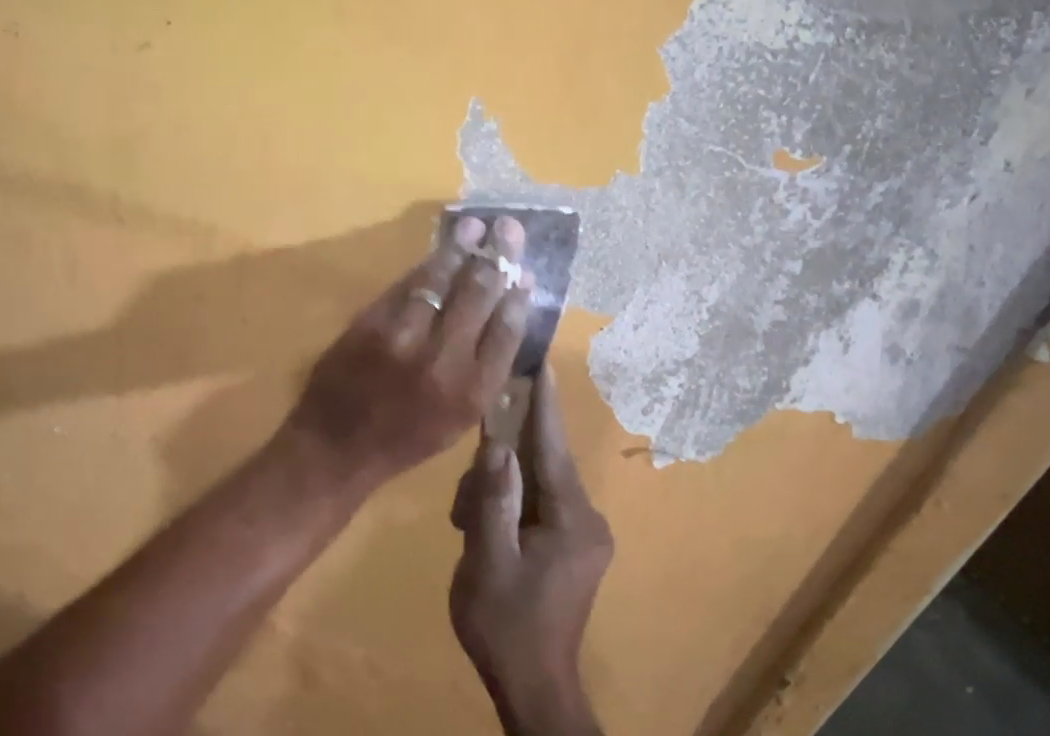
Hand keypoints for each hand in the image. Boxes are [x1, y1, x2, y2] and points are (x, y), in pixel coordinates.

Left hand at [283, 215, 531, 487]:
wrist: (337, 447)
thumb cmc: (405, 440)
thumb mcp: (459, 420)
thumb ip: (485, 371)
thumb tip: (505, 318)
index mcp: (473, 391)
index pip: (507, 330)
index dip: (518, 296)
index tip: (525, 273)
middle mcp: (444, 360)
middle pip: (478, 295)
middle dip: (497, 258)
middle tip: (508, 230)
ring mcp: (404, 338)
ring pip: (440, 281)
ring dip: (460, 250)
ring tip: (475, 227)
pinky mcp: (371, 324)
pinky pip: (406, 286)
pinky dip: (425, 266)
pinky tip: (438, 252)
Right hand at [449, 366, 611, 735]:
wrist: (533, 687)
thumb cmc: (506, 623)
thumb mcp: (488, 559)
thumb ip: (491, 499)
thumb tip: (499, 446)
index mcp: (571, 517)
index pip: (552, 445)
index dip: (542, 402)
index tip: (539, 361)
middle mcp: (586, 519)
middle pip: (539, 466)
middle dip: (497, 471)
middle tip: (463, 509)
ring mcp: (582, 535)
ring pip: (533, 487)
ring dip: (497, 496)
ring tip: (467, 531)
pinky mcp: (571, 548)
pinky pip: (536, 508)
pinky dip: (507, 510)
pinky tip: (482, 535)